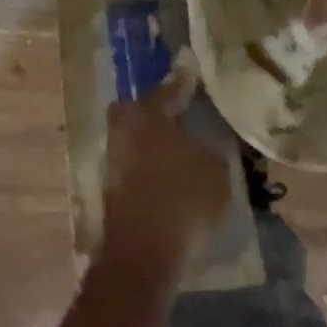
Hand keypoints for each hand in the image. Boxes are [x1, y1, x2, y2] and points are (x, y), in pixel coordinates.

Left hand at [101, 59, 229, 270]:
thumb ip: (211, 147)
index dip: (185, 82)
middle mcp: (123, 129)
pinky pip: (136, 165)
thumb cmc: (182, 199)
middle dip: (158, 109)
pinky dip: (151, 166)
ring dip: (154, 140)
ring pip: (136, 138)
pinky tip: (172, 175)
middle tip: (183, 113)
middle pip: (139, 109)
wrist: (142, 254)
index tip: (194, 73)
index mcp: (146, 113)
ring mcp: (113, 160)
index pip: (169, 88)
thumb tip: (204, 143)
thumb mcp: (214, 169)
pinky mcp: (112, 189)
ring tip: (183, 148)